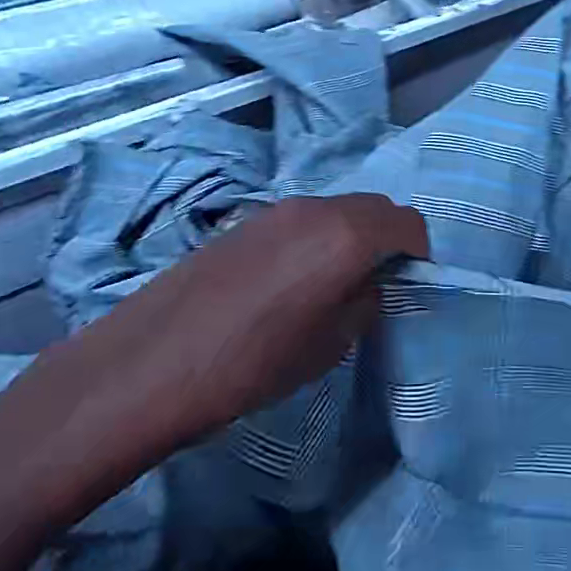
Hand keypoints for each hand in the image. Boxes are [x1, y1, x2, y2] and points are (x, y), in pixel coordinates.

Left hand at [31, 194, 429, 485]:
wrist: (151, 363)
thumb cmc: (252, 363)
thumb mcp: (328, 345)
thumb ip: (364, 303)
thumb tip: (371, 284)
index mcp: (346, 234)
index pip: (408, 223)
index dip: (419, 253)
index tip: (411, 284)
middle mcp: (316, 208)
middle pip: (374, 207)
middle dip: (388, 239)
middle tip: (379, 283)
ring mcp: (276, 209)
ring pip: (337, 209)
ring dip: (352, 236)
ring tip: (336, 283)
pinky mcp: (245, 220)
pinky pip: (302, 218)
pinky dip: (318, 237)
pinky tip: (293, 280)